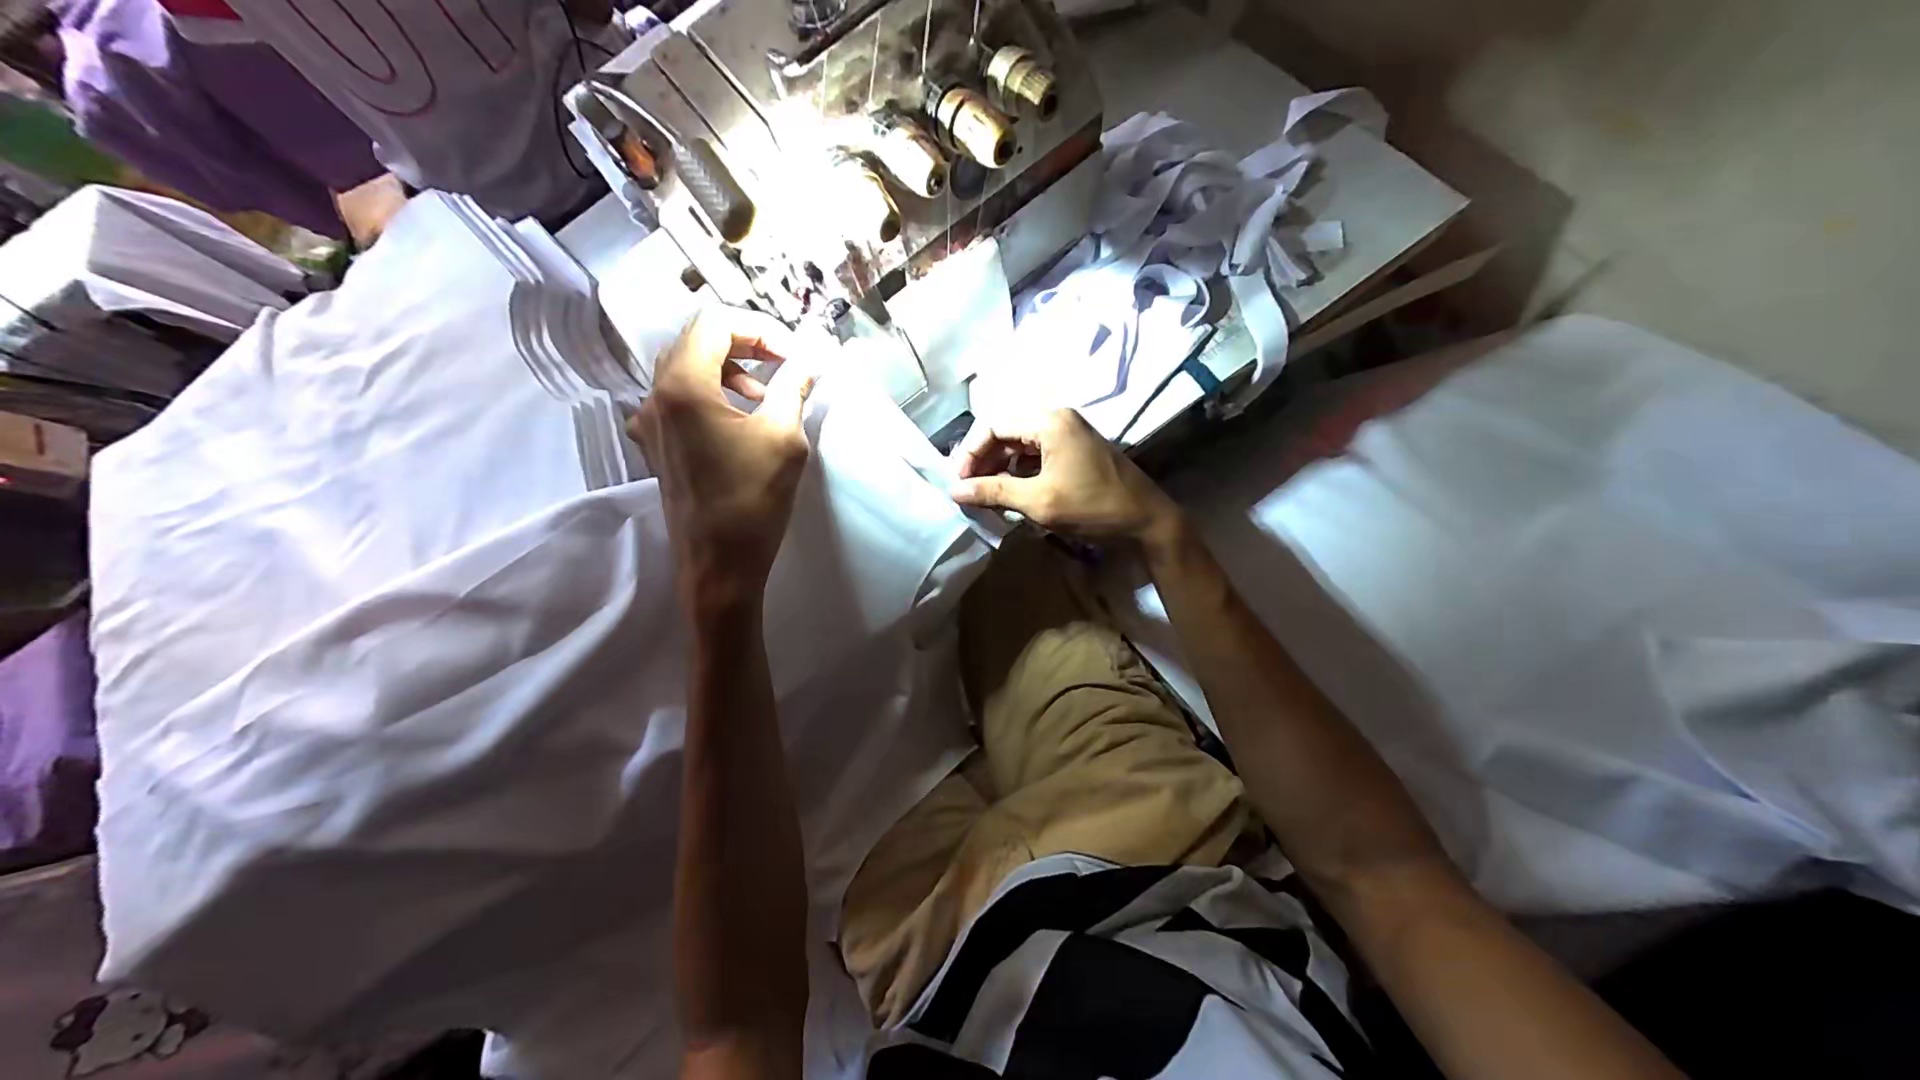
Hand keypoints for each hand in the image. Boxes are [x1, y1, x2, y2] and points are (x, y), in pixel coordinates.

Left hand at [629, 306, 817, 613]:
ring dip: (729, 368)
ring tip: (766, 393)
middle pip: (696, 340)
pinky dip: (711, 393)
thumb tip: (810, 358)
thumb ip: (793, 386)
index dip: (761, 328)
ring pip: (686, 368)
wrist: (718, 567)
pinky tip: (739, 419)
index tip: (795, 354)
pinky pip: (679, 399)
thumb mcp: (783, 438)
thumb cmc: (752, 502)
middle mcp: (655, 397)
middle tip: (784, 362)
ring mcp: (650, 423)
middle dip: (745, 343)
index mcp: (682, 386)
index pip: (716, 323)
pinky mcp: (656, 446)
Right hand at [949, 409, 1183, 545]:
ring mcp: (1069, 434)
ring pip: (1020, 445)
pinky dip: (1019, 473)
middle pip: (1006, 432)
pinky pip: (1036, 455)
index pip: (993, 426)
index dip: (970, 453)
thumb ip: (993, 492)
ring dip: (1000, 468)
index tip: (958, 482)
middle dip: (983, 461)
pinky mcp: (1076, 450)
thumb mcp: (1038, 501)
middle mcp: (1058, 419)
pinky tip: (1010, 494)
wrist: (1147, 521)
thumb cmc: (1092, 507)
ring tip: (986, 496)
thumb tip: (955, 491)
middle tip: (968, 490)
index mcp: (1049, 421)